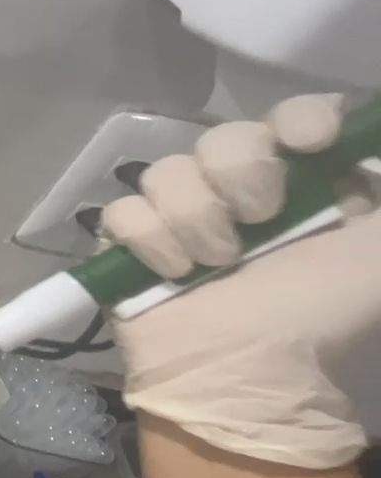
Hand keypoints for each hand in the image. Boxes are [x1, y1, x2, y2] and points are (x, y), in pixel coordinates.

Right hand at [103, 93, 380, 468]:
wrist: (243, 363)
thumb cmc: (320, 312)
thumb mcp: (378, 254)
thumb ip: (380, 191)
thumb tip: (373, 153)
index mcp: (304, 179)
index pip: (295, 114)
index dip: (298, 117)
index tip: (311, 146)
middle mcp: (237, 187)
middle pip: (220, 136)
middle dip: (239, 174)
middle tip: (260, 221)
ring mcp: (175, 212)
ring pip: (163, 173)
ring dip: (194, 218)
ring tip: (214, 263)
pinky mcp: (124, 239)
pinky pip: (122, 212)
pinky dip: (150, 242)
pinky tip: (171, 273)